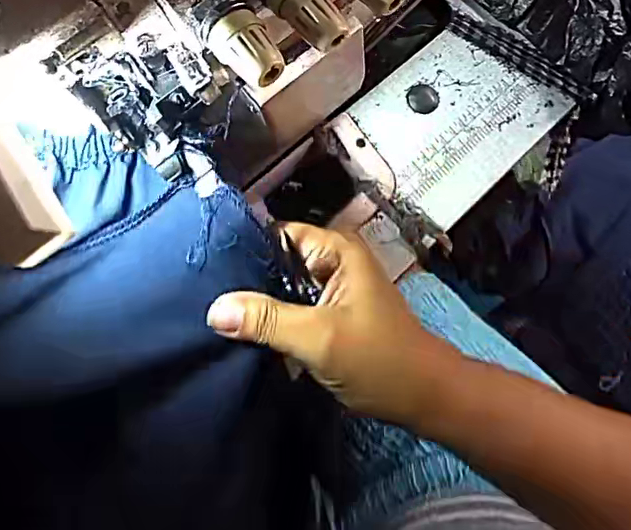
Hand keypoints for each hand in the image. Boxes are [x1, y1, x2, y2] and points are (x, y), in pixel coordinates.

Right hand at [206, 222, 459, 423]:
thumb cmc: (378, 359)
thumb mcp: (319, 338)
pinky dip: (276, 319)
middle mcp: (335, 259)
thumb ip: (268, 320)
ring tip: (220, 316)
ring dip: (262, 303)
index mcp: (338, 248)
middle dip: (251, 280)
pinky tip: (248, 332)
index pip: (281, 235)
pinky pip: (295, 306)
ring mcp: (334, 287)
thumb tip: (215, 308)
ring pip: (286, 286)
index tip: (209, 269)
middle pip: (280, 260)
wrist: (422, 396)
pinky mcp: (331, 313)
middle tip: (208, 298)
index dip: (248, 250)